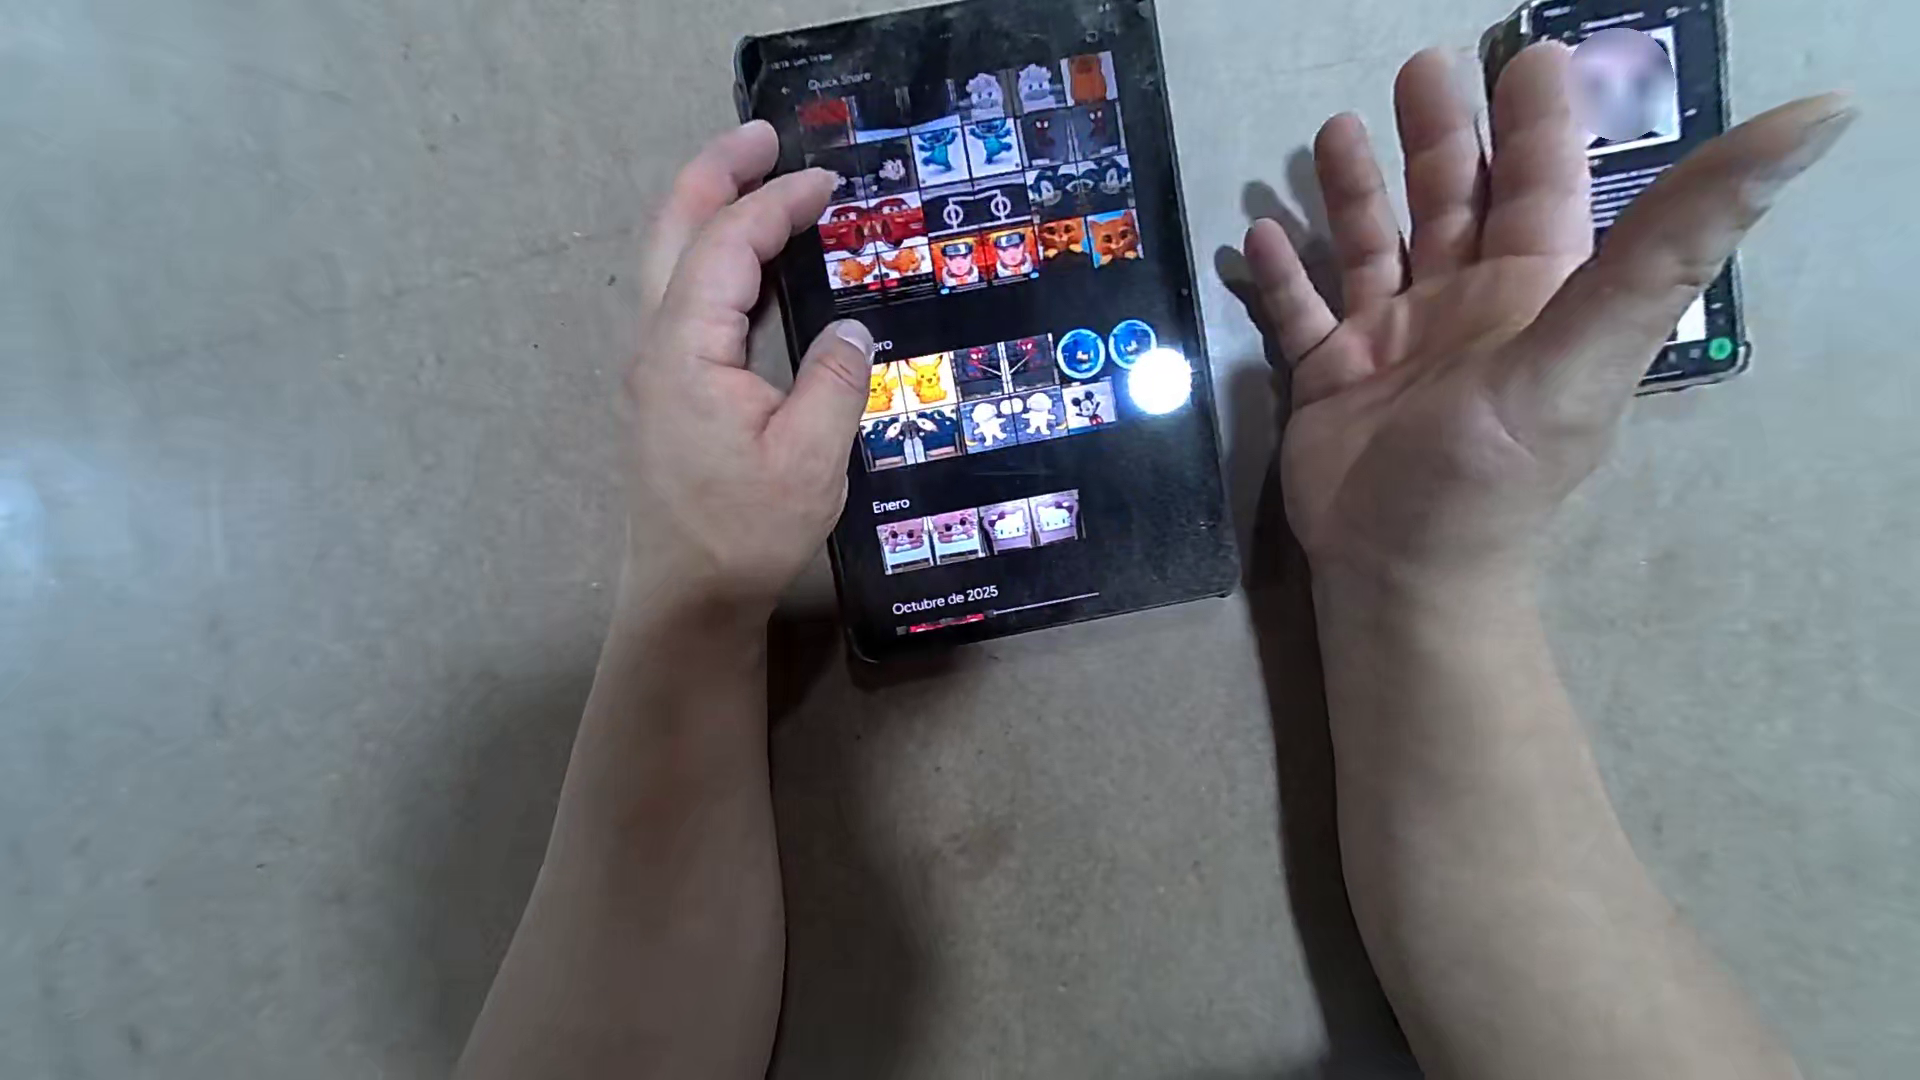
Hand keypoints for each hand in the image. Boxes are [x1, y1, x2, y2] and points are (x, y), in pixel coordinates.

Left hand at [624, 121, 872, 614]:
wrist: (691, 593)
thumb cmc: (748, 530)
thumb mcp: (811, 458)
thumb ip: (834, 380)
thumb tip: (852, 326)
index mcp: (687, 350)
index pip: (729, 247)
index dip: (777, 203)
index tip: (827, 182)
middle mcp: (657, 347)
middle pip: (673, 232)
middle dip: (716, 174)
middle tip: (763, 139)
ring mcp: (656, 371)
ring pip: (671, 266)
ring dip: (710, 215)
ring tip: (755, 186)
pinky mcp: (668, 395)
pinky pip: (685, 305)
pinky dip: (716, 266)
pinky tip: (747, 274)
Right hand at [1240, 46, 1852, 589]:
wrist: (1396, 558)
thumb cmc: (1486, 473)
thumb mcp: (1578, 363)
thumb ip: (1662, 250)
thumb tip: (1818, 117)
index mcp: (1526, 295)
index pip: (1534, 186)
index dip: (1531, 120)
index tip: (1518, 55)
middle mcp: (1454, 307)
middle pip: (1443, 204)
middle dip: (1429, 139)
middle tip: (1412, 73)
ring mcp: (1382, 340)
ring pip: (1365, 250)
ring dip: (1347, 196)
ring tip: (1330, 136)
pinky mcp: (1323, 376)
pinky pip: (1299, 313)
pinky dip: (1282, 277)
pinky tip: (1259, 239)